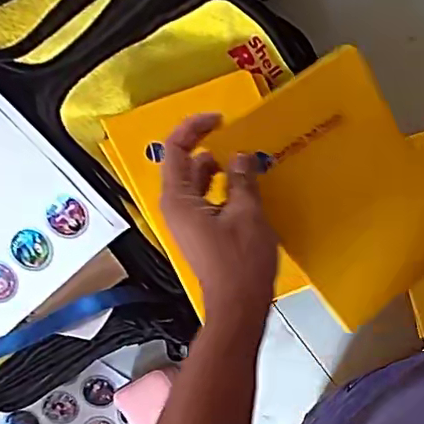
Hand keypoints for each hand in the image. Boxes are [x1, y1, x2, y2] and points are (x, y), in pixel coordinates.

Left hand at [156, 113, 279, 326]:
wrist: (239, 304)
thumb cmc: (240, 265)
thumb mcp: (248, 214)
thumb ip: (243, 181)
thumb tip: (240, 158)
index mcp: (179, 199)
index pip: (177, 148)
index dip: (195, 127)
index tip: (218, 119)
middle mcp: (176, 208)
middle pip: (187, 165)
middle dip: (212, 150)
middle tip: (239, 144)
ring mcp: (188, 222)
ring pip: (199, 184)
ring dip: (221, 173)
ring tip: (247, 170)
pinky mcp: (201, 234)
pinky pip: (208, 202)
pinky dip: (225, 192)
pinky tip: (246, 195)